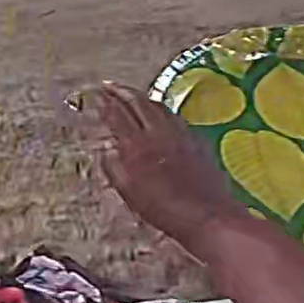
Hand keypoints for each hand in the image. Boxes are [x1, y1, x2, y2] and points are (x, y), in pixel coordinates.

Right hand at [95, 82, 247, 244]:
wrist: (208, 216)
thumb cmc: (163, 209)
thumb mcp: (129, 192)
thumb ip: (115, 168)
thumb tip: (107, 151)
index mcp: (136, 146)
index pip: (116, 115)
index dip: (105, 103)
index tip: (96, 94)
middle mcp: (157, 134)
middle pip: (137, 103)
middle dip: (121, 92)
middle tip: (109, 86)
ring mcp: (179, 135)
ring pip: (158, 106)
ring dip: (142, 96)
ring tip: (131, 93)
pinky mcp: (196, 140)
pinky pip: (175, 116)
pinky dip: (161, 108)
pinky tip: (160, 112)